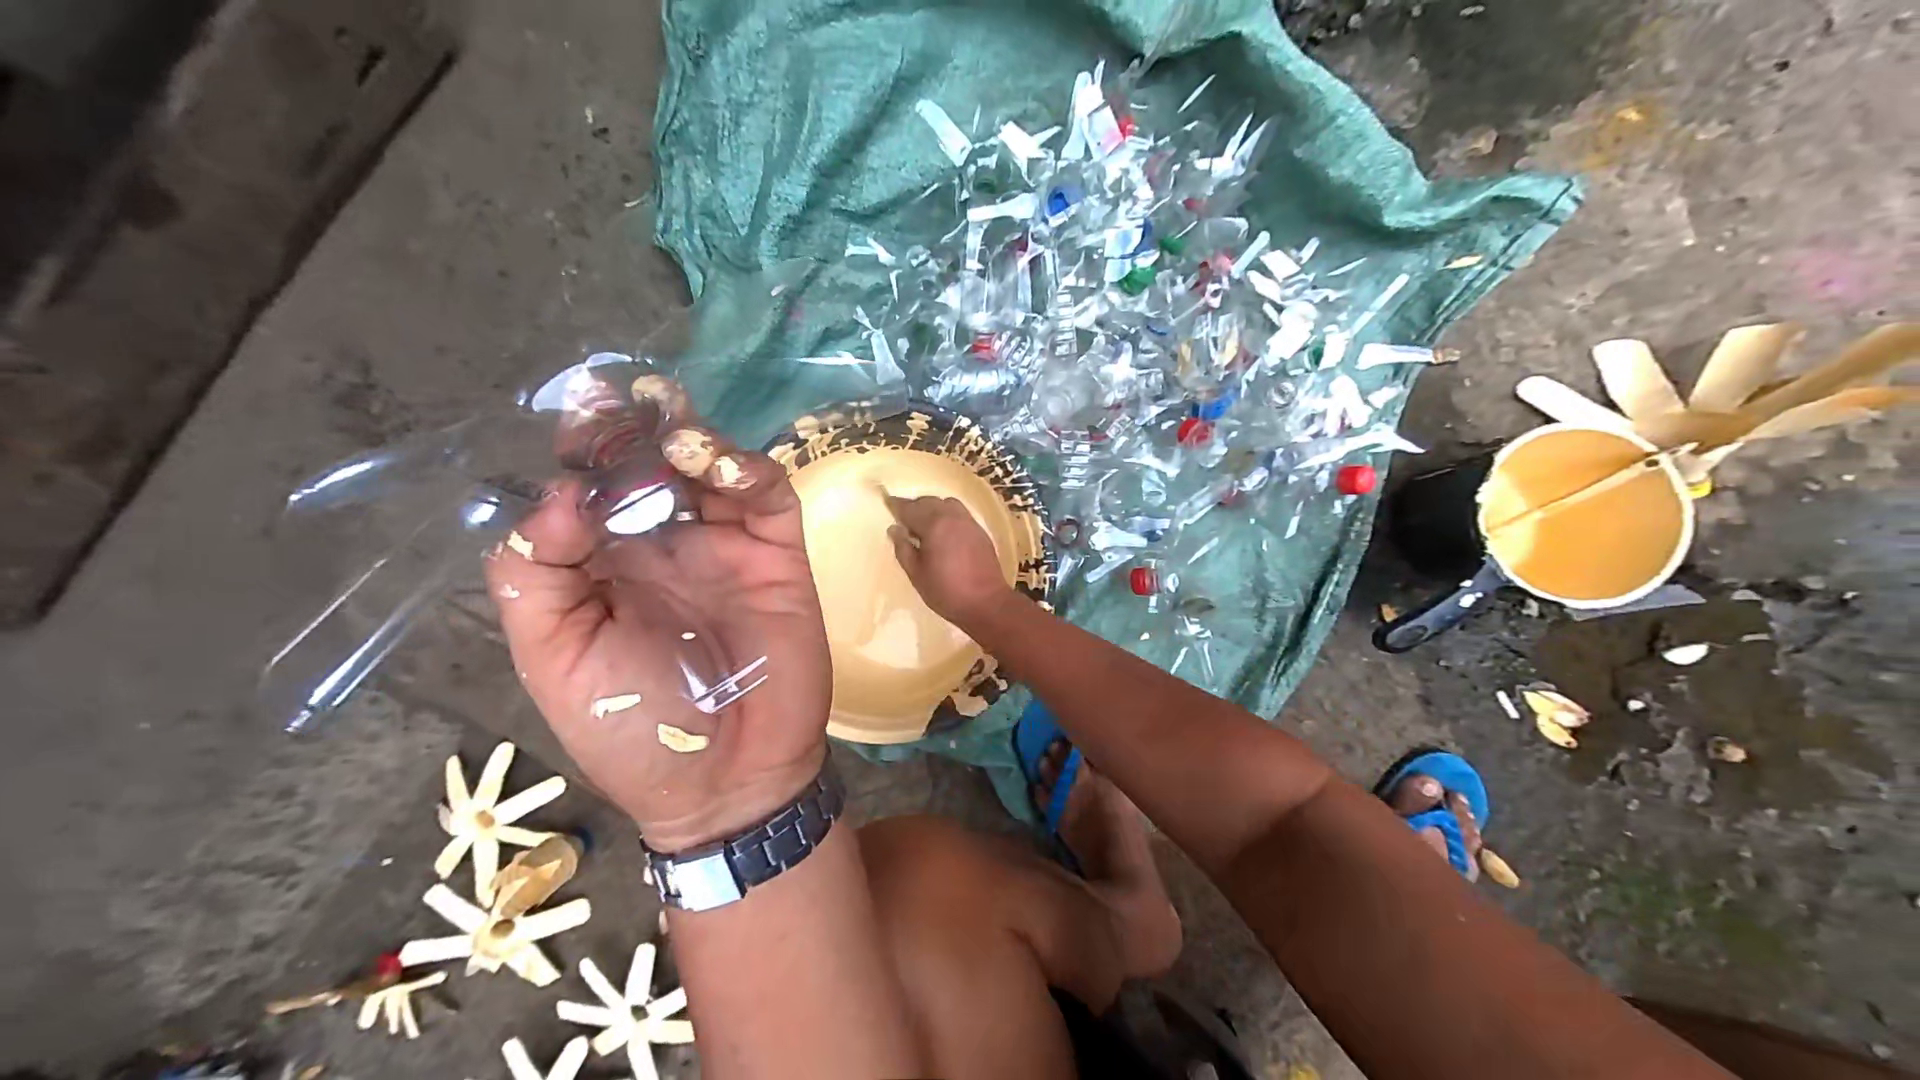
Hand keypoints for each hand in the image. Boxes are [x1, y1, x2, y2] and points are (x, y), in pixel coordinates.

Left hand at [485, 429, 830, 852]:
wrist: (726, 782)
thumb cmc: (634, 731)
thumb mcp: (556, 661)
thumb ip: (537, 578)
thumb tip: (561, 493)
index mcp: (605, 565)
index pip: (591, 486)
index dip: (582, 448)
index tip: (577, 412)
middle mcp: (665, 544)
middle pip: (652, 464)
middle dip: (636, 427)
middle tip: (623, 399)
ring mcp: (725, 546)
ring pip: (712, 468)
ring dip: (691, 437)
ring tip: (672, 429)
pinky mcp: (777, 556)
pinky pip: (768, 497)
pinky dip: (747, 469)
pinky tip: (719, 465)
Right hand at [885, 494, 1011, 628]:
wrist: (986, 603)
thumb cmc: (946, 591)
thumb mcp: (916, 574)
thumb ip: (903, 549)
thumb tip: (894, 529)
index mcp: (934, 525)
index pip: (910, 508)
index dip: (896, 505)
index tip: (887, 503)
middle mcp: (953, 517)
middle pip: (929, 501)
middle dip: (914, 506)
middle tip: (904, 520)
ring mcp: (969, 522)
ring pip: (946, 504)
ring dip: (932, 508)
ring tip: (924, 526)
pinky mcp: (980, 531)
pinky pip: (960, 513)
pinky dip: (947, 515)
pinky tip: (944, 533)